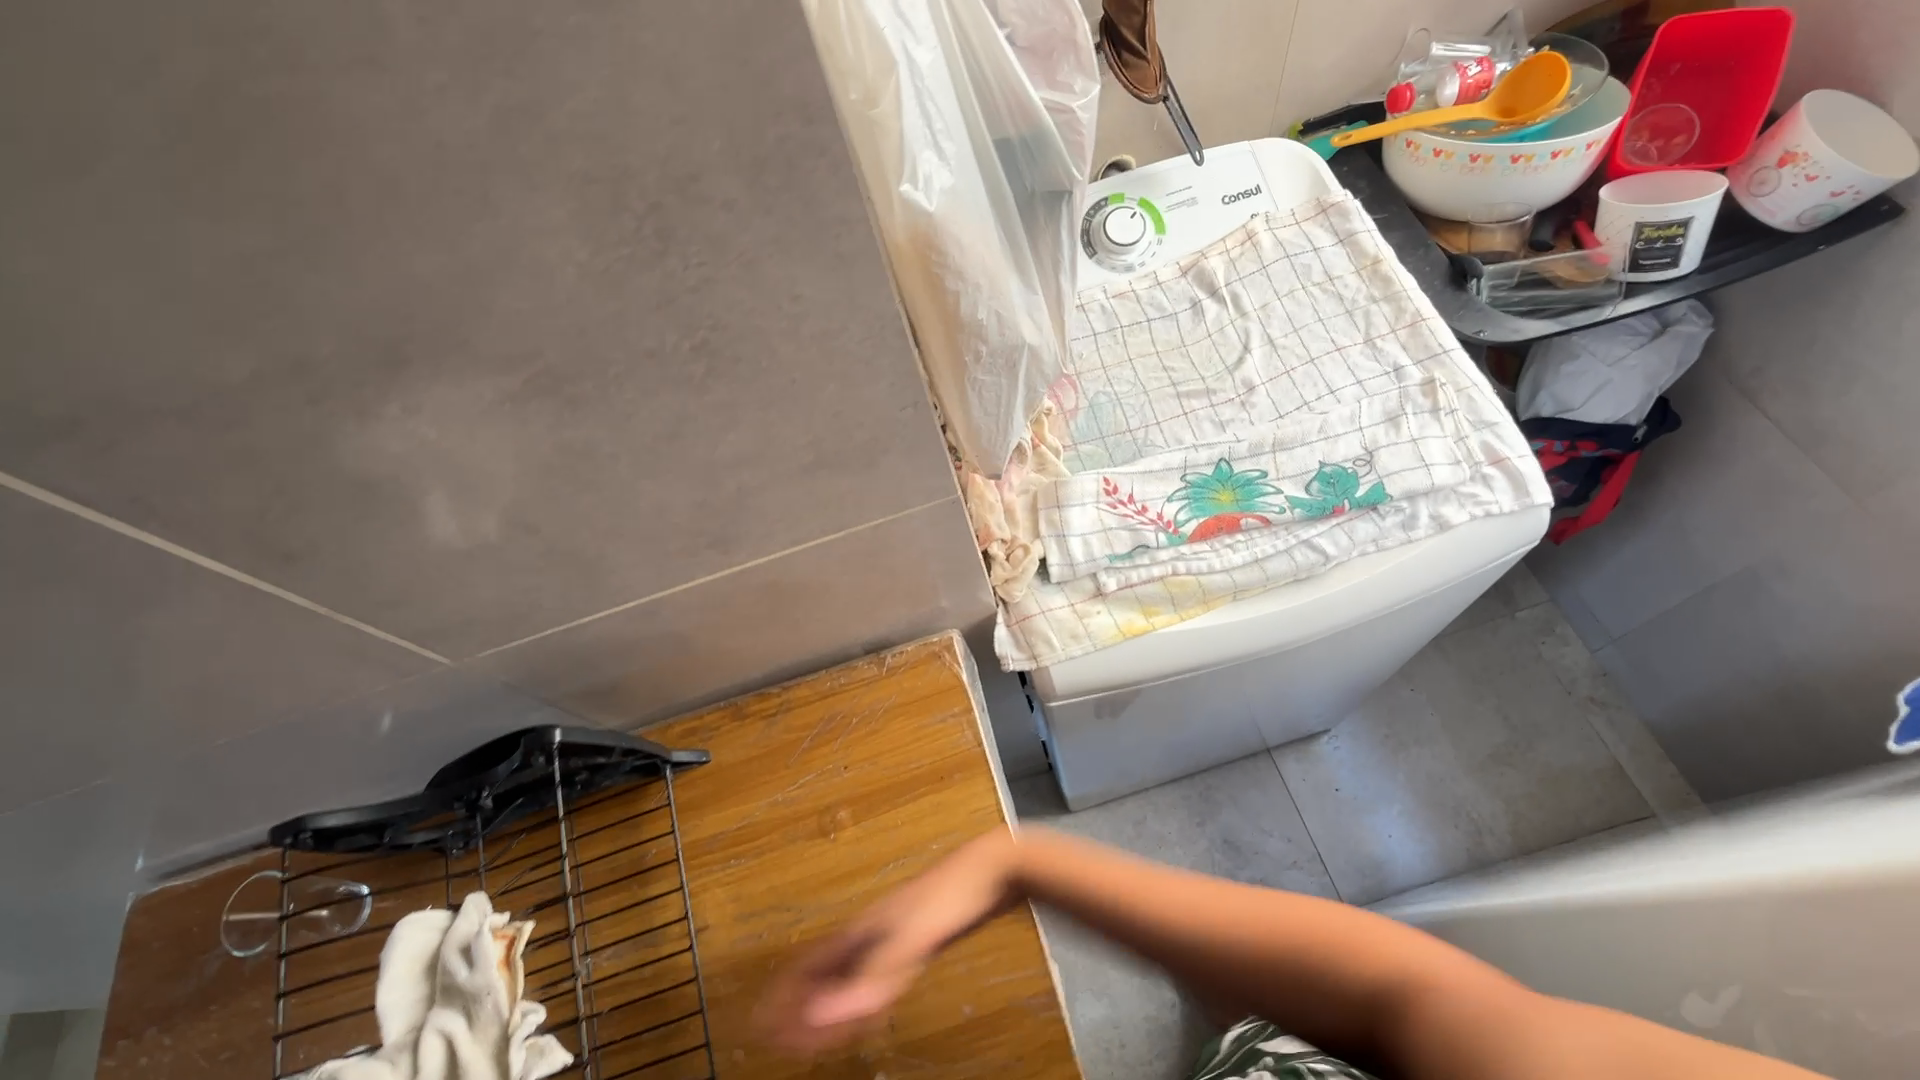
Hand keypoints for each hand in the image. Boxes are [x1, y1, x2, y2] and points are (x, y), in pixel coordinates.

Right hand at [756, 827, 1021, 1052]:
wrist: (992, 868)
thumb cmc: (950, 896)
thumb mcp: (910, 942)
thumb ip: (871, 981)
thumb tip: (820, 1016)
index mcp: (860, 931)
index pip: (807, 967)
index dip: (782, 997)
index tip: (760, 1027)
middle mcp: (870, 934)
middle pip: (825, 975)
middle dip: (801, 1008)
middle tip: (782, 1042)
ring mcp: (894, 937)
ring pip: (850, 978)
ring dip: (831, 1007)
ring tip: (815, 1034)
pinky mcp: (918, 942)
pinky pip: (878, 977)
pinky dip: (864, 998)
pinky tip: (869, 1009)